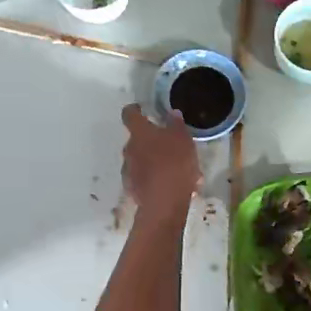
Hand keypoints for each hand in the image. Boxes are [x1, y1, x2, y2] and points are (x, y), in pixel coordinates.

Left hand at [121, 104, 198, 218]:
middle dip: (150, 142)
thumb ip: (176, 125)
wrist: (164, 201)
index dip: (134, 110)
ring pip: (141, 161)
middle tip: (169, 147)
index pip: (129, 115)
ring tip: (175, 171)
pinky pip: (142, 178)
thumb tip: (172, 114)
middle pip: (136, 140)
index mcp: (140, 133)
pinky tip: (170, 185)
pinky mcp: (131, 189)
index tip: (141, 109)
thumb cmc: (174, 163)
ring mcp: (128, 170)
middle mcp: (129, 149)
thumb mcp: (183, 139)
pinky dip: (153, 179)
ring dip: (154, 162)